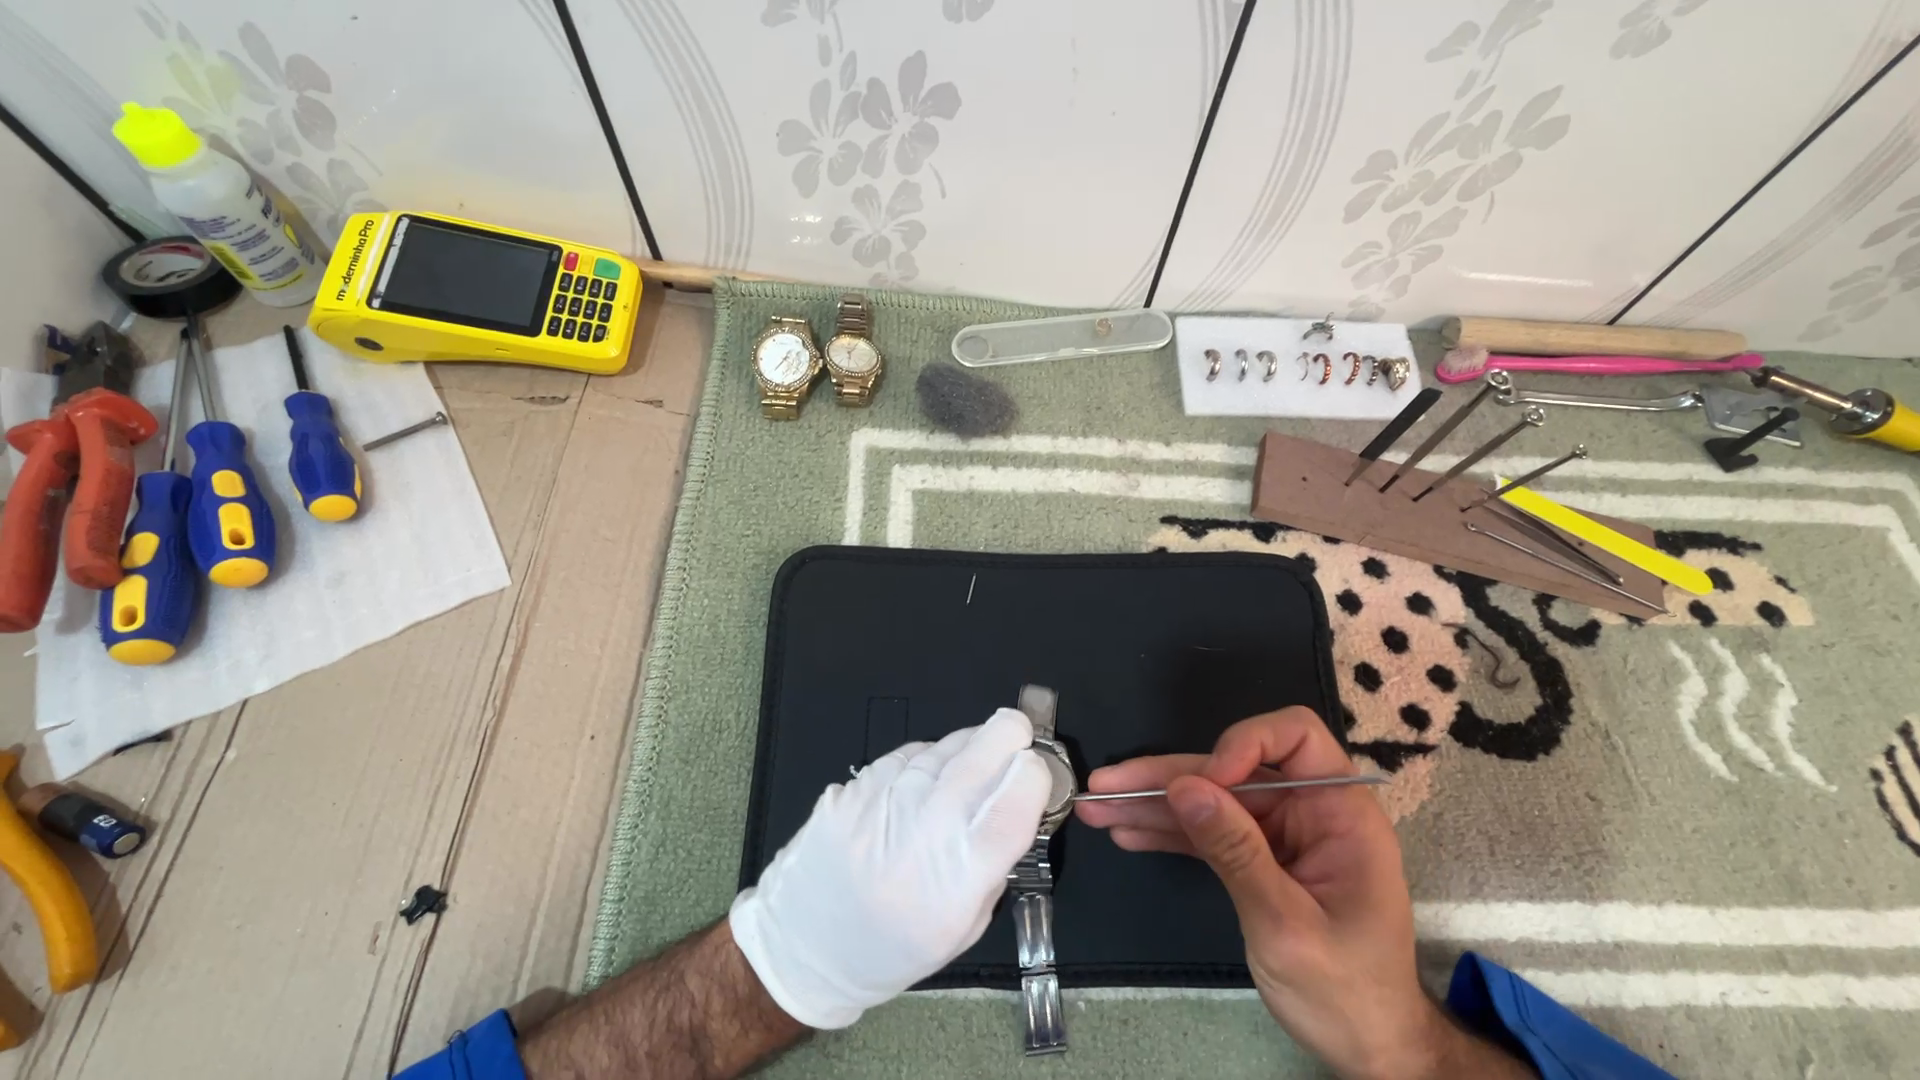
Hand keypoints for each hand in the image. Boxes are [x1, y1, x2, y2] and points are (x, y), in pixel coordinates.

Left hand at [730, 708, 1050, 1029]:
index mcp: (958, 874)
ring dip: (969, 742)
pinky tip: (931, 772)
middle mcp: (924, 827)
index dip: (1034, 775)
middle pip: (980, 758)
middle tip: (1018, 728)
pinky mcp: (856, 784)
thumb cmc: (894, 947)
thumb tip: (1015, 805)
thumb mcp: (964, 925)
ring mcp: (885, 798)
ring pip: (944, 747)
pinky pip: (908, 754)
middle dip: (1008, 733)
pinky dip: (929, 756)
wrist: (806, 942)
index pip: (1013, 804)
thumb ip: (994, 864)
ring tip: (978, 751)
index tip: (1037, 768)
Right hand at [1075, 707, 1523, 1079]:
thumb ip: (1235, 851)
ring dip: (1152, 804)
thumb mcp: (1286, 924)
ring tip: (1096, 807)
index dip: (1243, 744)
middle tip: (1105, 785)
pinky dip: (1167, 832)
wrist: (1367, 1046)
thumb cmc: (1345, 990)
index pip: (1294, 737)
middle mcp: (1307, 811)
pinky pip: (1206, 832)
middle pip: (1230, 769)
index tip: (1202, 783)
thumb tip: (1184, 787)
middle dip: (1167, 777)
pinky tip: (1126, 830)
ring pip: (1208, 800)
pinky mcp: (1257, 857)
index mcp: (1340, 812)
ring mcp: (1279, 834)